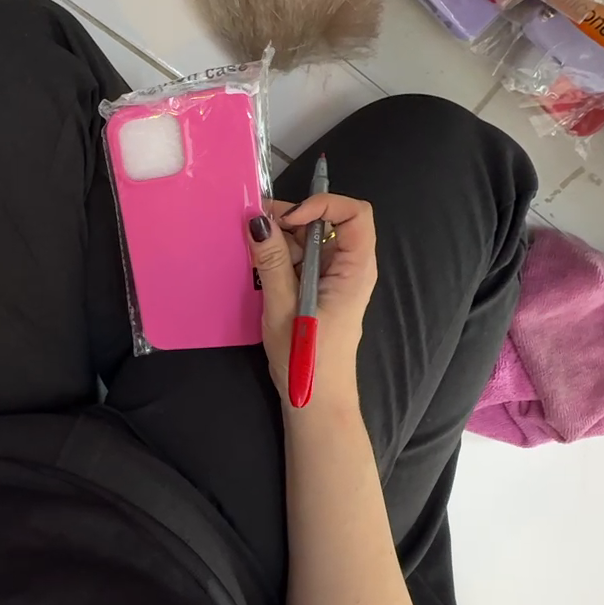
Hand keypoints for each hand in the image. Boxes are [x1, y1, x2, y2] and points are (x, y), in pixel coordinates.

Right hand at [248, 193, 377, 405]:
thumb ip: (272, 262)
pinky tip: (256, 265)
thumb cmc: (306, 357)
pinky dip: (278, 256)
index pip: (355, 214)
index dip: (322, 205)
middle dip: (291, 218)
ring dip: (280, 238)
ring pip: (310, 241)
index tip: (285, 219)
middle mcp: (348, 268)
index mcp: (354, 270)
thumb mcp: (283, 308)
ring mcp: (332, 279)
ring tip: (249, 246)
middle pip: (328, 223)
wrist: (316, 399)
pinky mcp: (317, 290)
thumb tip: (258, 222)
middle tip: (253, 225)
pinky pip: (300, 260)